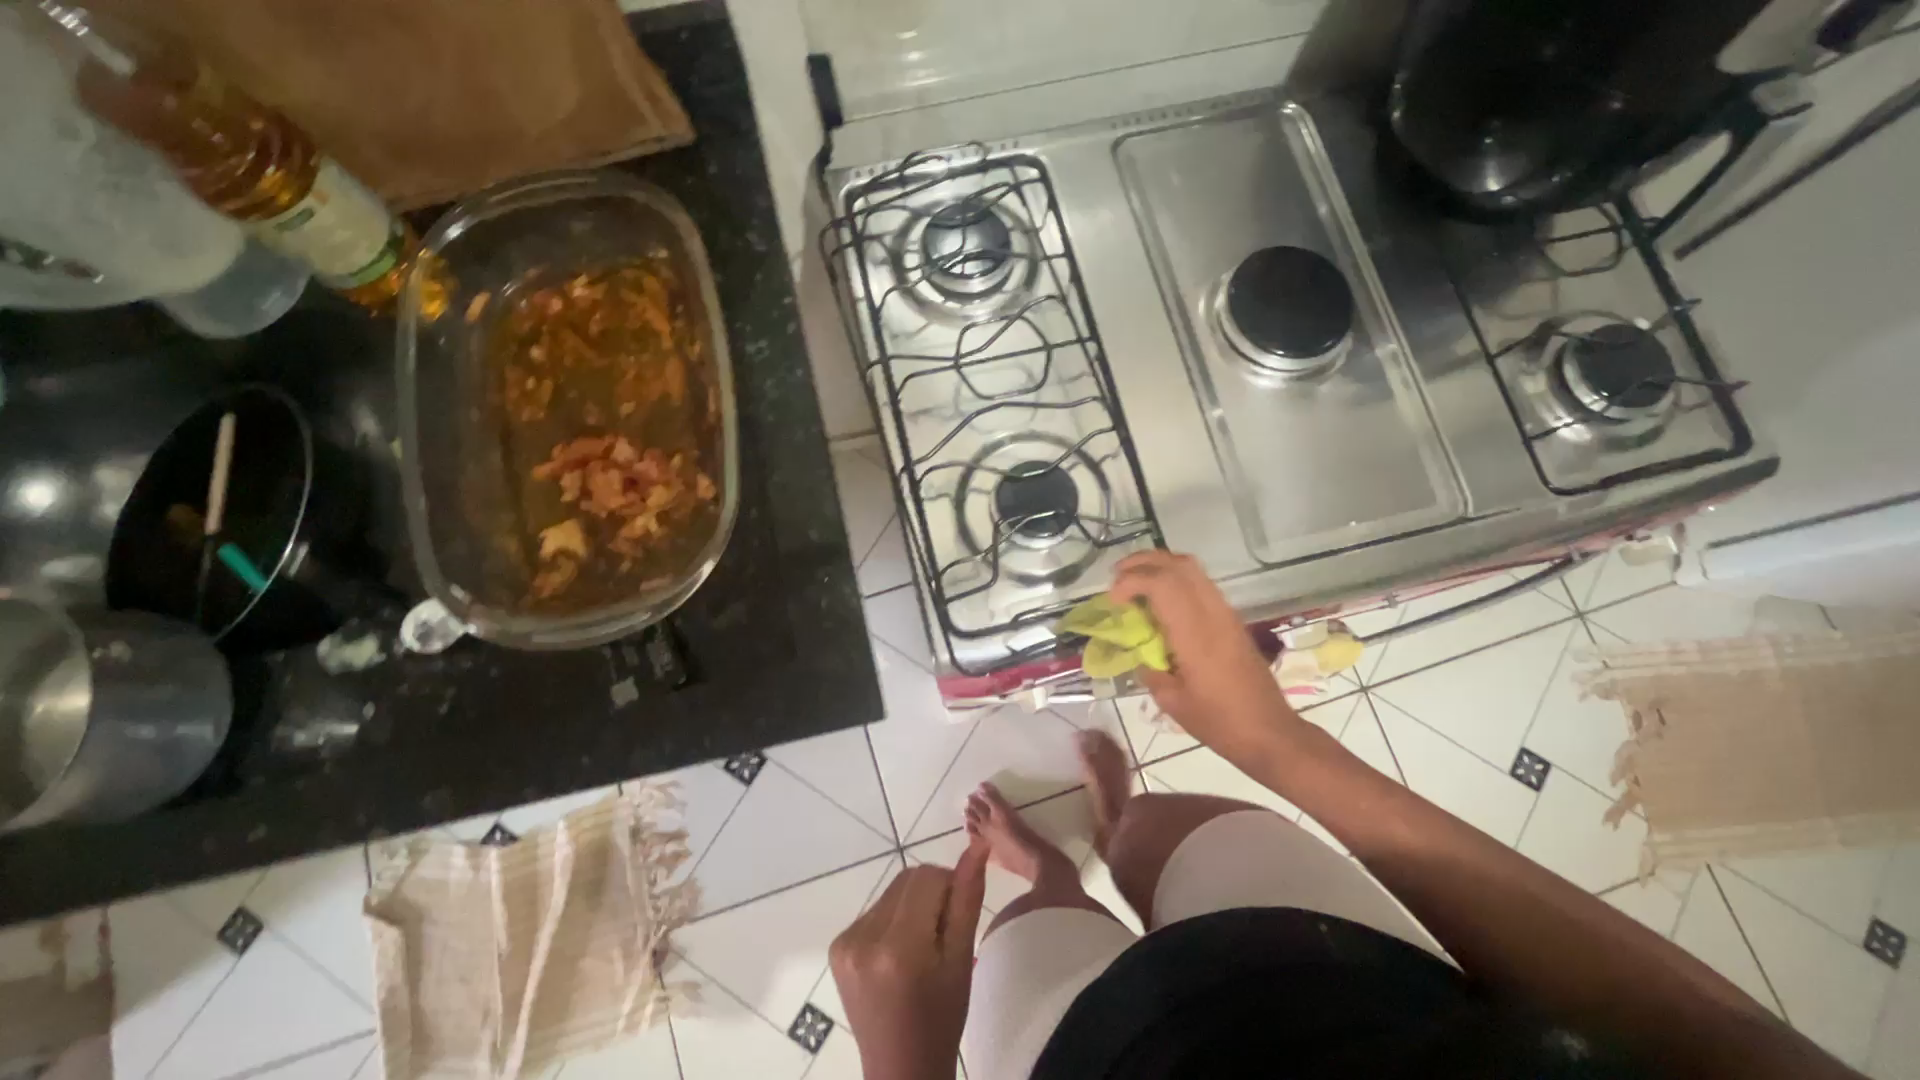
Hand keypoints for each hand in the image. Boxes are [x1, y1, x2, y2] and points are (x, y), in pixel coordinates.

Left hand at [829, 841, 988, 1079]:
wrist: (901, 1068)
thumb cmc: (942, 1018)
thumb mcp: (962, 960)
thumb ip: (967, 899)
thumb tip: (977, 846)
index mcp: (899, 946)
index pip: (927, 877)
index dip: (950, 888)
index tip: (957, 919)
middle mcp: (863, 938)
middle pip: (907, 880)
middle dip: (931, 896)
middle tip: (943, 936)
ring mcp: (845, 943)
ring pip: (891, 893)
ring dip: (911, 907)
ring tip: (921, 949)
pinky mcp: (837, 947)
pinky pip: (874, 911)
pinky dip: (892, 921)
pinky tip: (899, 956)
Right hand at [1109, 550, 1298, 758]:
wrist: (1270, 732)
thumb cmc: (1219, 722)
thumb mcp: (1172, 702)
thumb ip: (1150, 671)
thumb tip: (1139, 655)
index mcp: (1195, 633)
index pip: (1162, 584)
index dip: (1131, 581)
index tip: (1113, 601)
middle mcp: (1212, 614)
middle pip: (1179, 565)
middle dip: (1143, 562)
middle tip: (1117, 576)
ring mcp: (1226, 615)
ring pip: (1193, 570)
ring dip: (1160, 567)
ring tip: (1135, 583)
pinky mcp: (1232, 621)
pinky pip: (1201, 586)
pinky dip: (1176, 581)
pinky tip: (1160, 603)